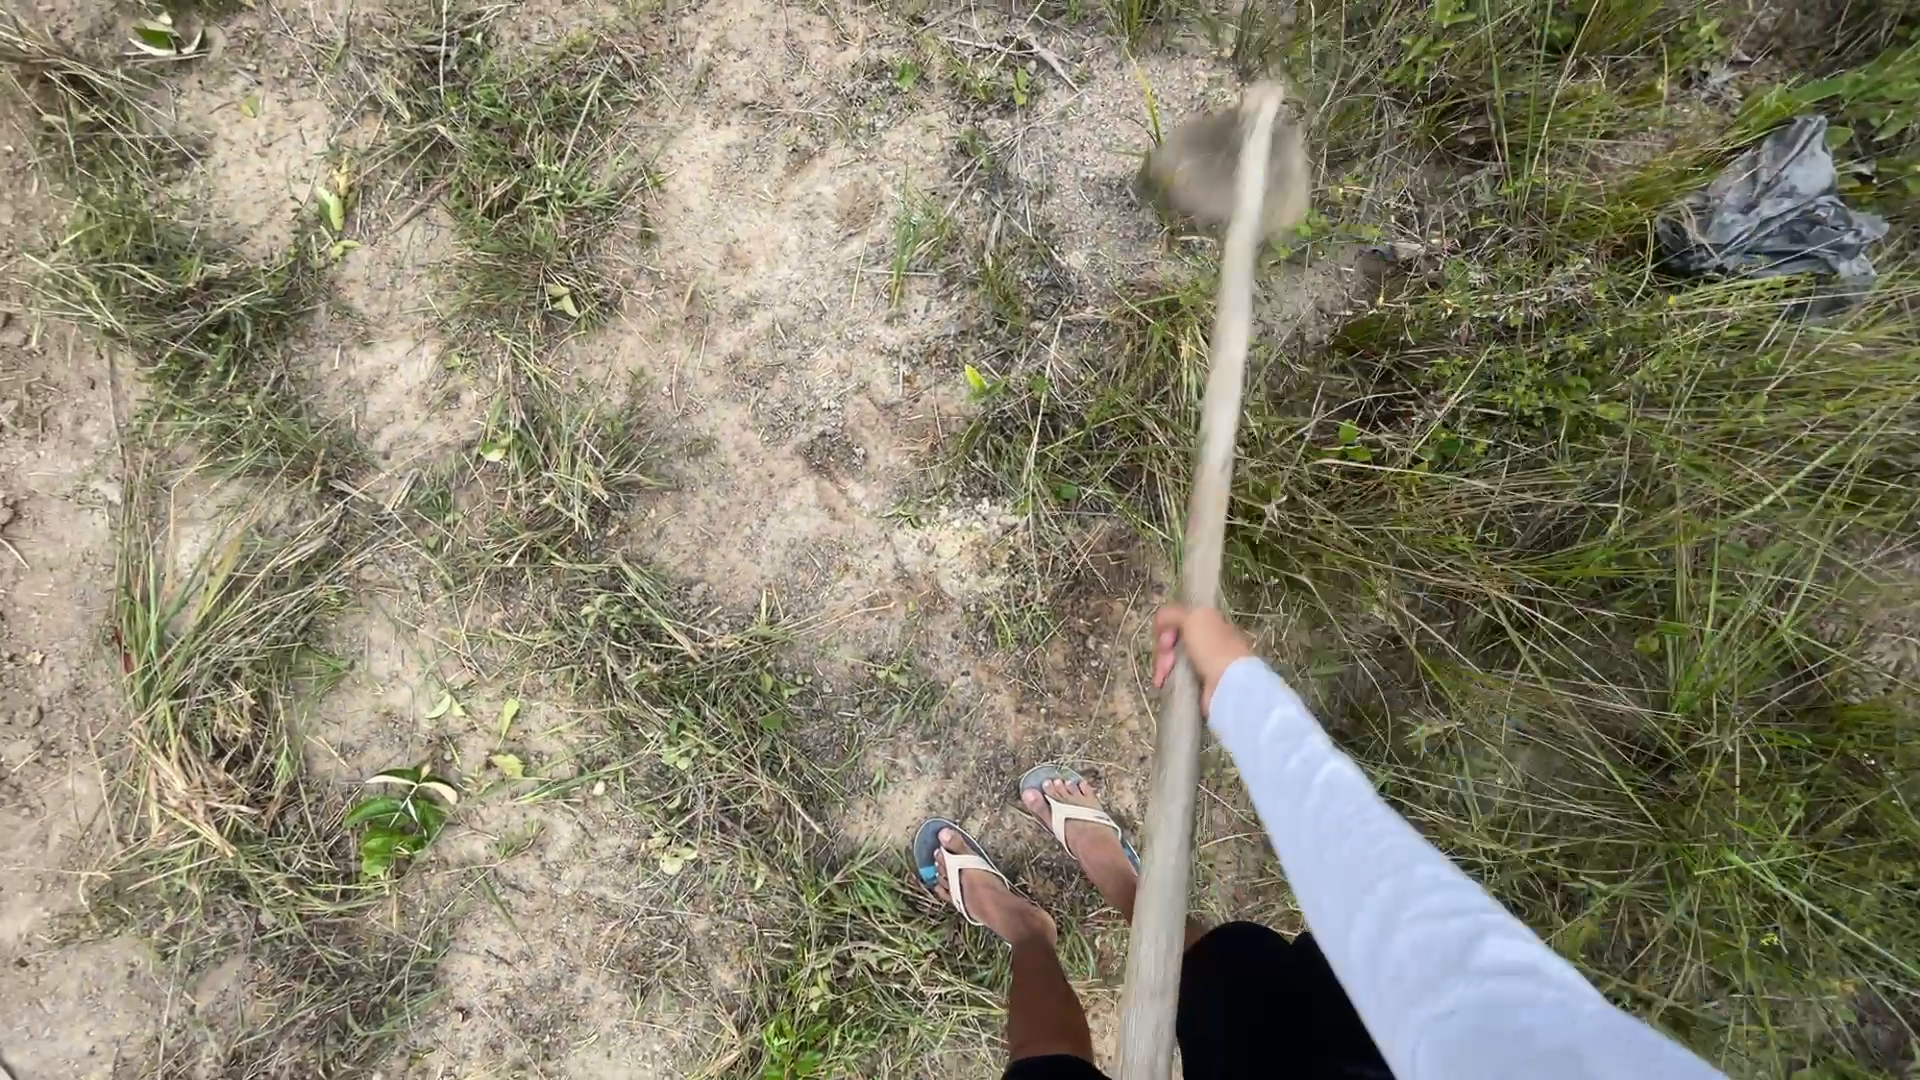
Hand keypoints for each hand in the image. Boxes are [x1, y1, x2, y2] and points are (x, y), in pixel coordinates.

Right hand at [1152, 605, 1252, 713]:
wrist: (1229, 683)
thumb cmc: (1212, 647)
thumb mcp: (1193, 618)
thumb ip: (1173, 614)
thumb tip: (1160, 619)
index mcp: (1208, 619)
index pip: (1177, 619)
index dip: (1166, 628)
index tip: (1166, 639)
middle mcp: (1206, 638)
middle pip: (1172, 638)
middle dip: (1163, 649)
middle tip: (1167, 660)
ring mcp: (1202, 660)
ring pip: (1171, 657)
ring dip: (1162, 665)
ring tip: (1162, 677)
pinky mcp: (1197, 680)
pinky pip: (1174, 673)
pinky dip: (1166, 676)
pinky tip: (1162, 682)